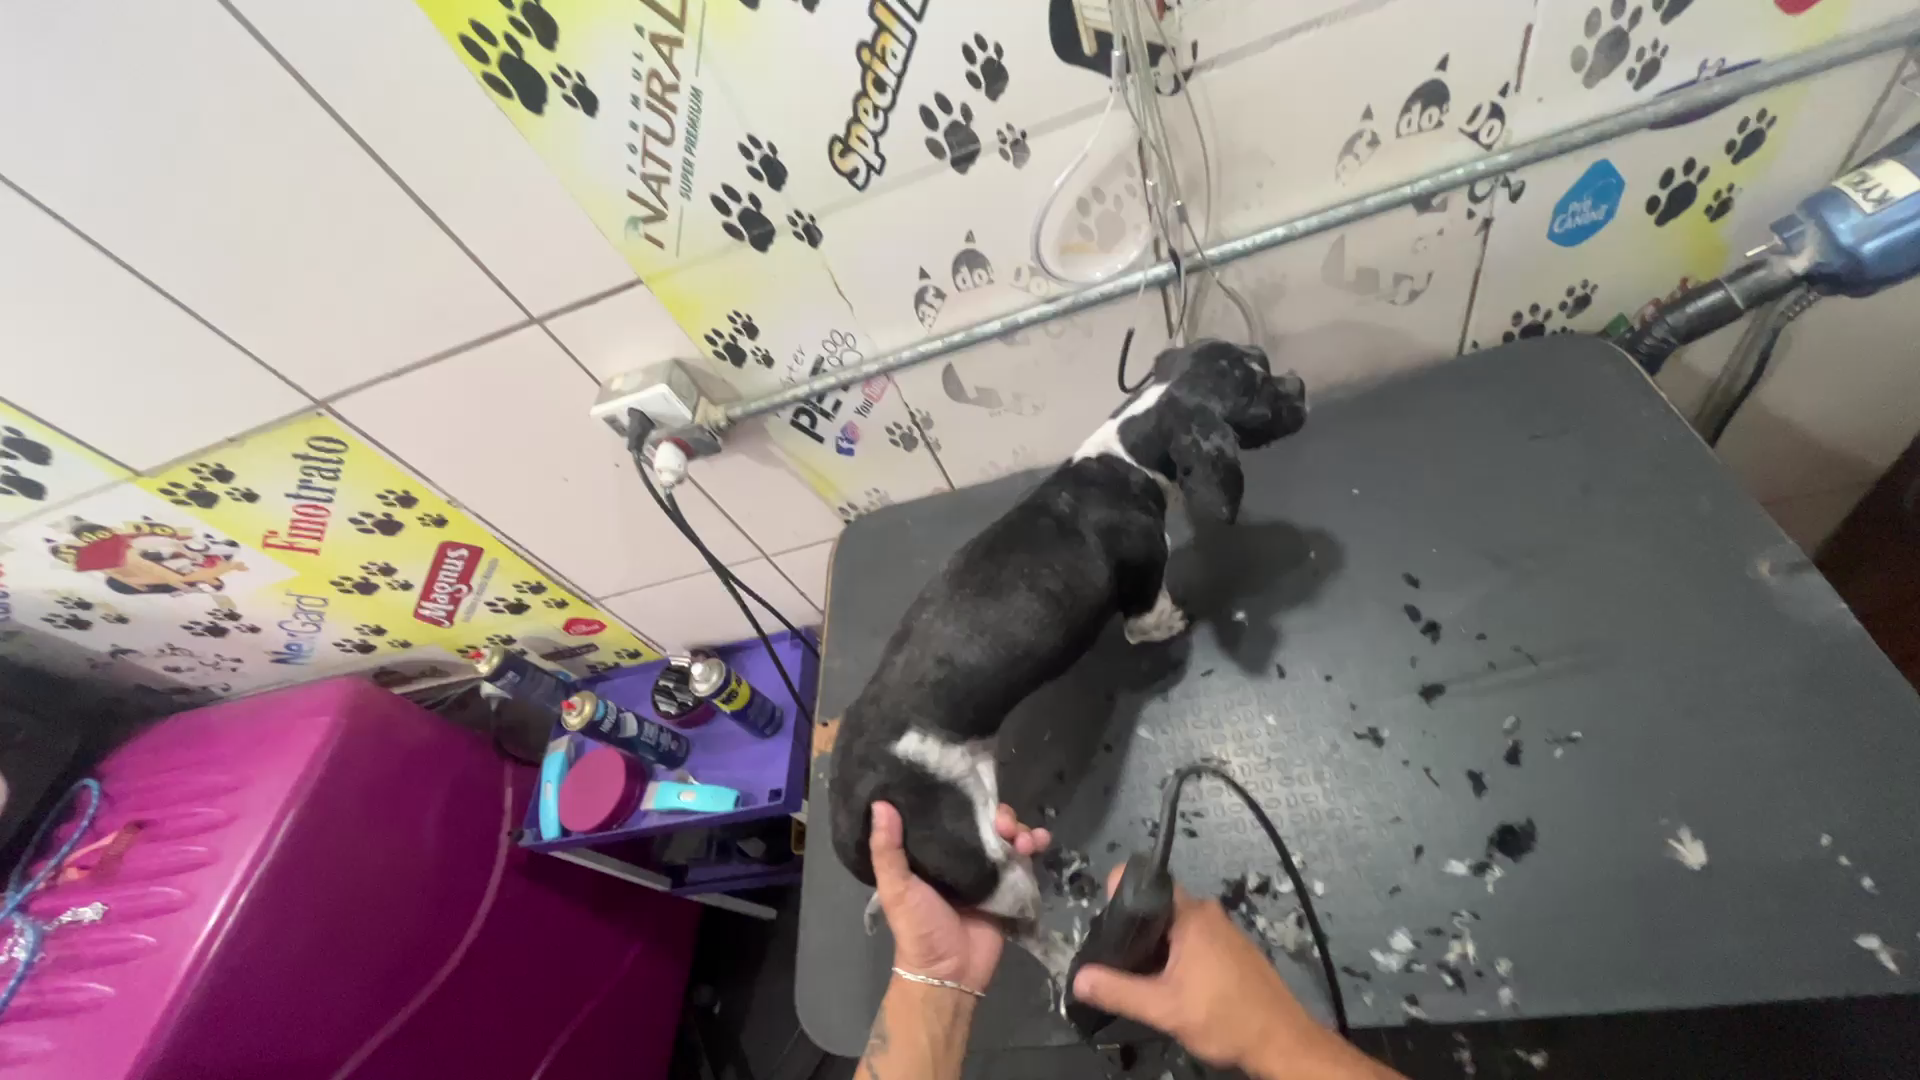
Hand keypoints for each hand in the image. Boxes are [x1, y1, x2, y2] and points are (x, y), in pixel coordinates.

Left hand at [867, 801, 1049, 992]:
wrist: (950, 973)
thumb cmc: (917, 927)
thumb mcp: (896, 887)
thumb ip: (887, 849)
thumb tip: (880, 803)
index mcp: (935, 848)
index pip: (953, 812)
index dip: (967, 800)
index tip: (977, 795)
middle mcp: (962, 854)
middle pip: (987, 821)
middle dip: (1002, 816)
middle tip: (1004, 825)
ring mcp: (988, 869)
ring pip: (1008, 835)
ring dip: (1021, 829)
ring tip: (1024, 841)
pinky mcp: (1009, 886)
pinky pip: (1025, 859)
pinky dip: (1035, 844)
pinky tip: (1041, 841)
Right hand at [1072, 867, 1392, 1078]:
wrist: (1284, 1044)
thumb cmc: (1225, 1018)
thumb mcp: (1165, 1009)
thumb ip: (1119, 991)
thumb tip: (1079, 979)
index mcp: (1188, 913)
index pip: (1142, 880)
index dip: (1118, 894)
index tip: (1108, 924)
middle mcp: (1206, 910)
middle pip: (1157, 904)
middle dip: (1137, 927)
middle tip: (1124, 957)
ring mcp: (1223, 927)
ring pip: (1176, 922)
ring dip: (1160, 943)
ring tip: (1148, 973)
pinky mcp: (1234, 946)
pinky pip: (1195, 935)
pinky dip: (1181, 952)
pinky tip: (1180, 982)